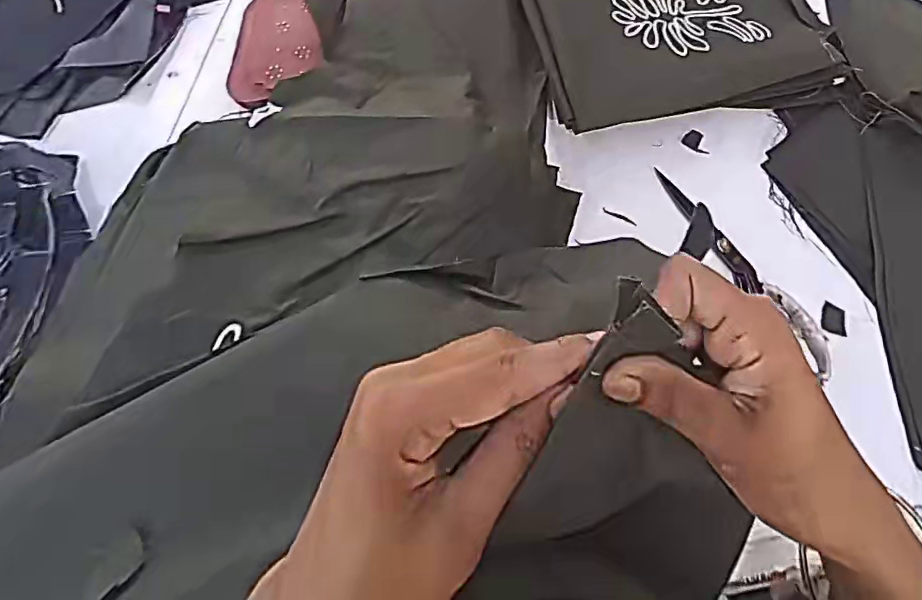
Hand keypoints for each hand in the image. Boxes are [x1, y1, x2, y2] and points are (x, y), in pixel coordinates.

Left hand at [249, 328, 595, 599]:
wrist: (324, 594)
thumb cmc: (381, 579)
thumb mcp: (461, 525)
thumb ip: (514, 450)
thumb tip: (561, 397)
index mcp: (397, 410)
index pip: (493, 372)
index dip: (551, 359)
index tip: (597, 346)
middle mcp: (389, 380)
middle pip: (485, 350)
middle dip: (541, 357)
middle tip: (591, 368)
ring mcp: (388, 381)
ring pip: (475, 350)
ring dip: (523, 362)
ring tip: (569, 375)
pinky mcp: (395, 390)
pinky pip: (460, 364)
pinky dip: (500, 372)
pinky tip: (527, 385)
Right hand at [603, 255, 921, 599]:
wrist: (835, 507)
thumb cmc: (805, 474)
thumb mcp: (721, 434)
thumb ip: (663, 393)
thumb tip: (617, 371)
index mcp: (754, 323)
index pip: (681, 276)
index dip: (655, 310)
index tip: (645, 353)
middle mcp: (752, 317)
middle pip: (677, 293)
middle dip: (656, 335)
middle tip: (658, 382)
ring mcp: (747, 333)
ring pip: (681, 316)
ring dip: (667, 353)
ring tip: (684, 395)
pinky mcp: (740, 349)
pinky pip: (692, 336)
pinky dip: (678, 363)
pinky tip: (690, 395)